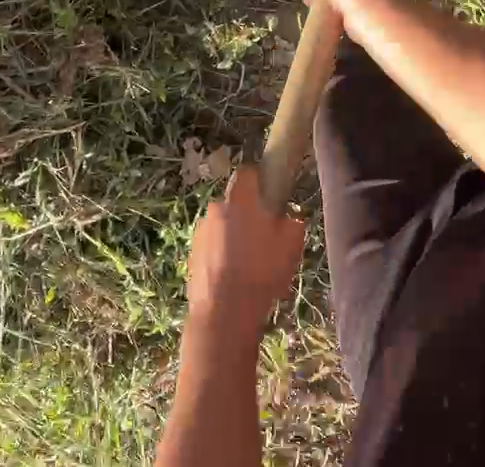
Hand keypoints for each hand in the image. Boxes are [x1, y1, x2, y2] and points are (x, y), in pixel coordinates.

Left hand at [187, 167, 306, 337]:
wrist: (224, 312)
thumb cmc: (262, 272)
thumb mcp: (292, 245)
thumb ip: (292, 221)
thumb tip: (287, 216)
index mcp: (241, 199)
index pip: (248, 172)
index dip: (260, 181)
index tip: (270, 197)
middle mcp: (217, 207)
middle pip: (234, 200)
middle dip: (247, 212)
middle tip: (263, 235)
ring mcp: (201, 230)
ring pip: (222, 223)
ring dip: (233, 233)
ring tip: (248, 262)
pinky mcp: (192, 252)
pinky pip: (211, 243)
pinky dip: (220, 252)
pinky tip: (233, 275)